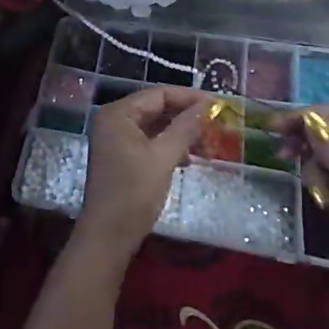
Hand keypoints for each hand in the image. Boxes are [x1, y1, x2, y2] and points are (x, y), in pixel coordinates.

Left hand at [78, 86, 211, 254]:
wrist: (109, 234)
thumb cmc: (134, 192)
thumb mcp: (163, 157)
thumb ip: (185, 127)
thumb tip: (207, 105)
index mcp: (117, 114)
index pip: (158, 94)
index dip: (189, 98)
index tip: (219, 105)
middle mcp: (114, 121)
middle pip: (157, 109)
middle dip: (187, 117)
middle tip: (218, 127)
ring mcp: (116, 140)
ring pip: (156, 127)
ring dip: (181, 134)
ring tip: (209, 147)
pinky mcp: (122, 158)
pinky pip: (151, 143)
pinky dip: (170, 148)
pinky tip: (190, 160)